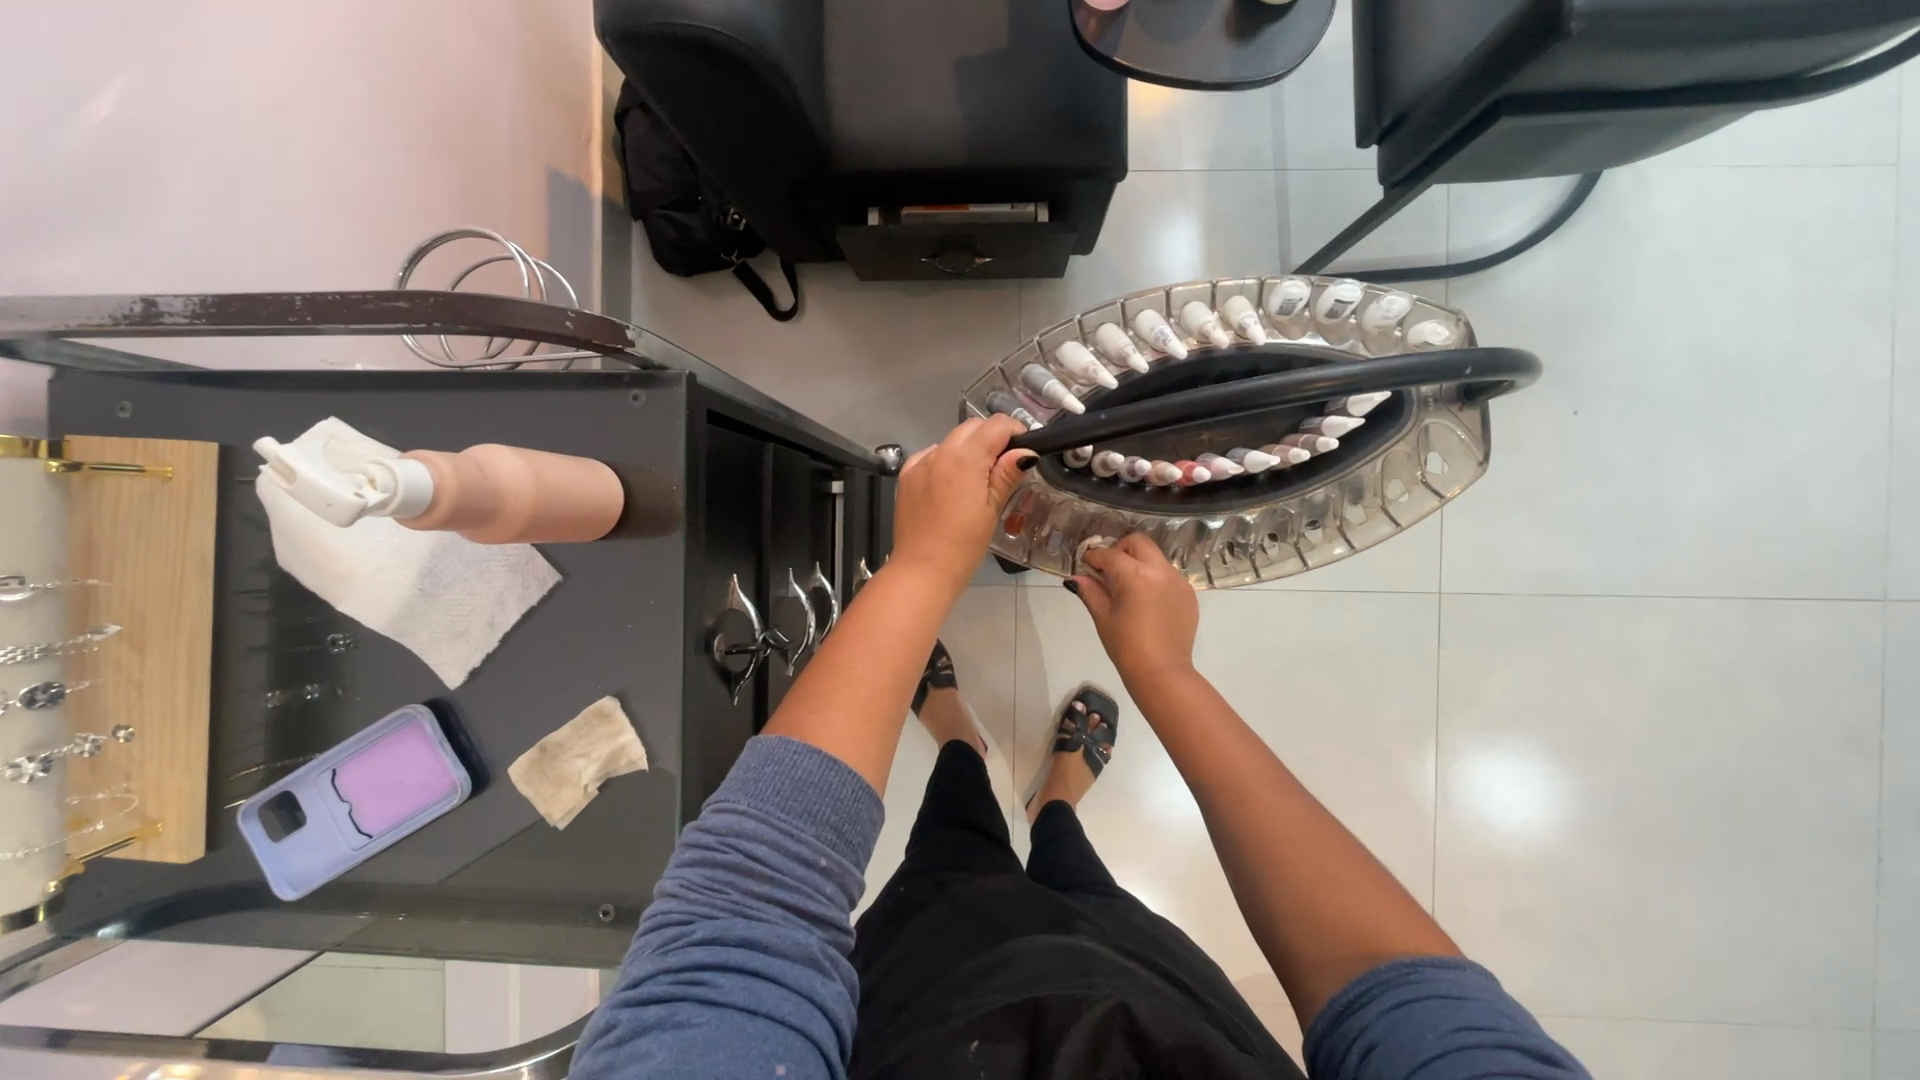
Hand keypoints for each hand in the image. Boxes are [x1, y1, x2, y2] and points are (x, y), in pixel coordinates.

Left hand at [888, 416, 1033, 595]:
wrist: (922, 570)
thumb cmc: (963, 545)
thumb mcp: (992, 509)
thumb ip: (1007, 474)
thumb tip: (1026, 452)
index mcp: (965, 458)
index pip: (997, 425)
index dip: (1015, 433)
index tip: (1022, 453)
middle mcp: (940, 452)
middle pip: (973, 427)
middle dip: (992, 439)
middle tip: (1002, 469)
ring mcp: (920, 463)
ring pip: (951, 440)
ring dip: (968, 450)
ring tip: (975, 482)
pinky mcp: (906, 477)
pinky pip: (930, 456)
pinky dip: (945, 461)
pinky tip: (950, 486)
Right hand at [1067, 533, 1199, 686]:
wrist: (1162, 672)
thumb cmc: (1126, 646)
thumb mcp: (1103, 617)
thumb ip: (1090, 591)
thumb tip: (1075, 578)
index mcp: (1135, 575)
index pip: (1109, 554)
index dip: (1093, 557)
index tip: (1086, 564)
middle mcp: (1160, 570)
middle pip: (1138, 543)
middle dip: (1120, 549)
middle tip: (1109, 569)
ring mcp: (1178, 581)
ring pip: (1156, 558)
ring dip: (1139, 563)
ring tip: (1129, 587)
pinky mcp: (1189, 594)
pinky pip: (1169, 575)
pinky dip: (1155, 579)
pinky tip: (1148, 602)